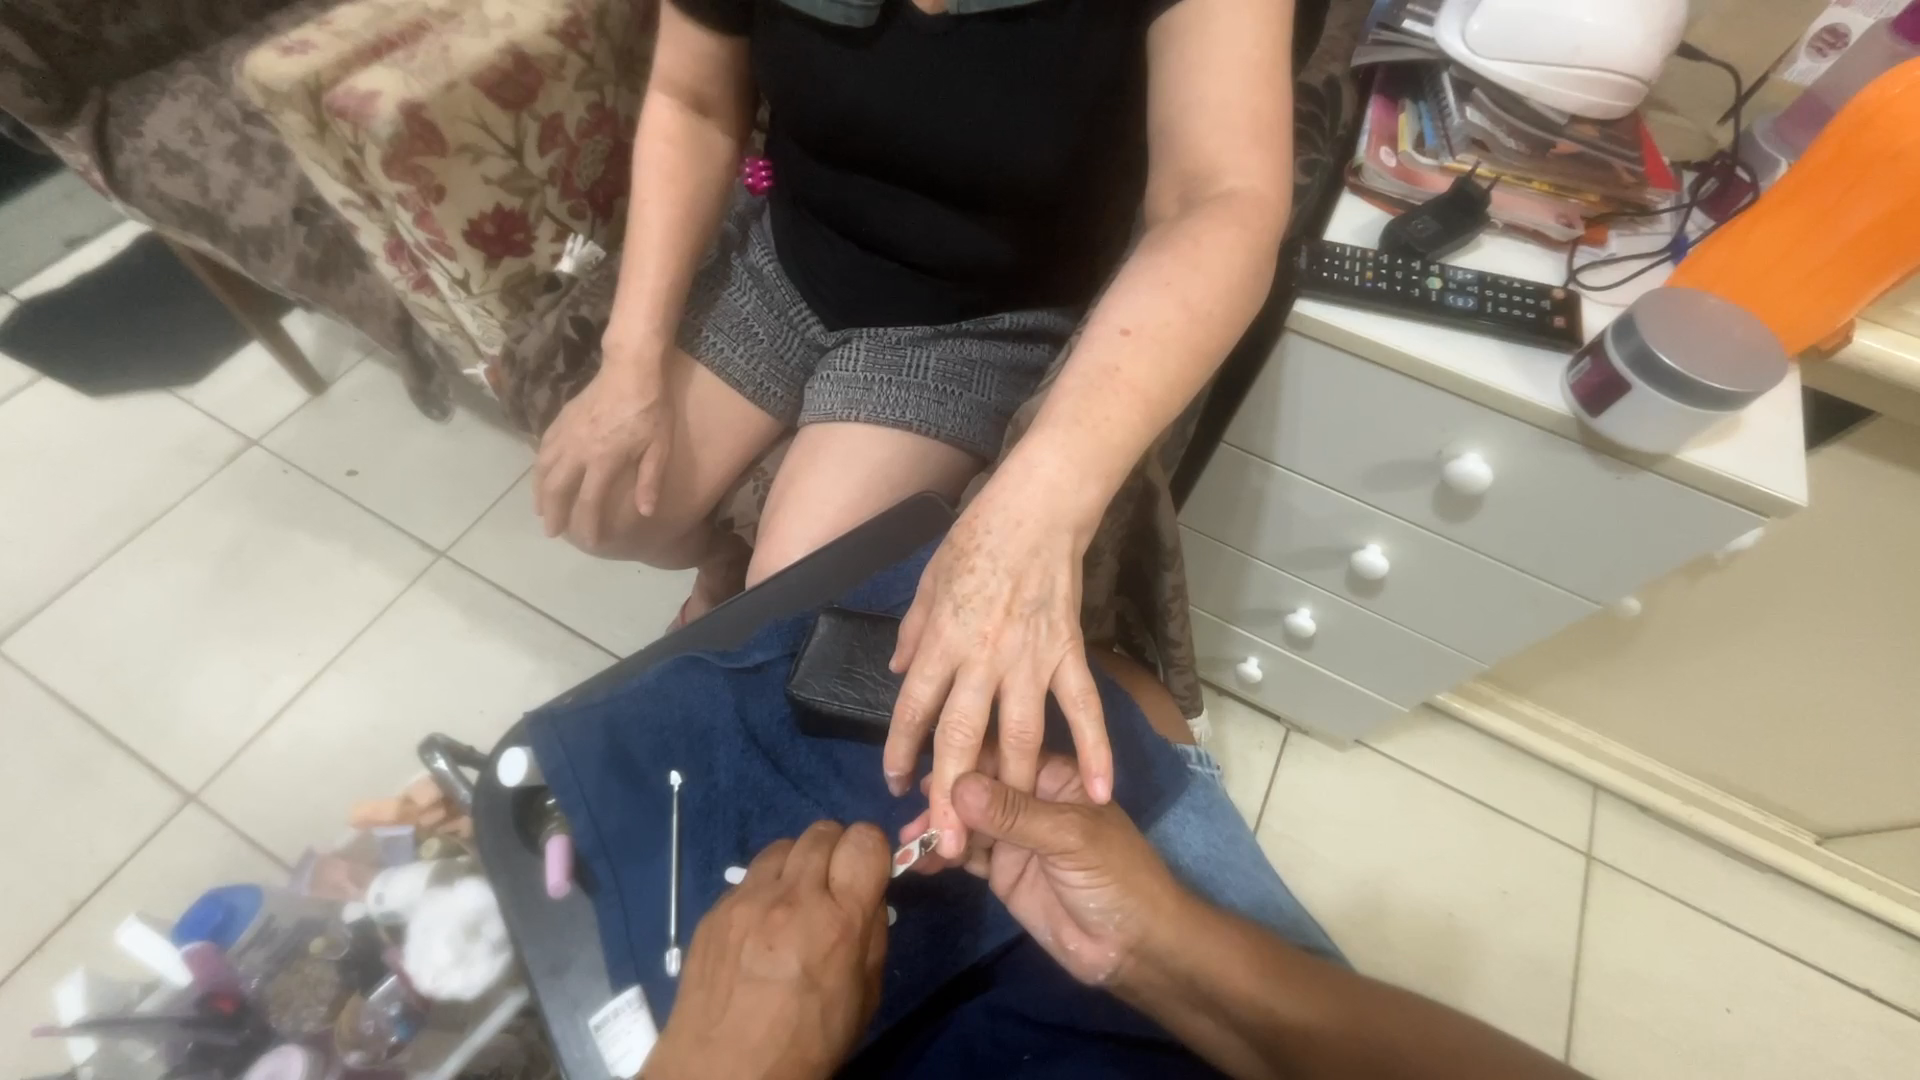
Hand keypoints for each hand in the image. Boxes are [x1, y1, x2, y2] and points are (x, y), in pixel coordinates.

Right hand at [533, 344, 672, 546]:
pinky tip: (541, 476)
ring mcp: (566, 434)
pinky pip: (542, 450)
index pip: (590, 502)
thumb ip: (649, 480)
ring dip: (540, 494)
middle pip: (556, 489)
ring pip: (543, 470)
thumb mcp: (659, 447)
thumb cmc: (651, 409)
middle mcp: (578, 450)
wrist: (630, 369)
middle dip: (553, 514)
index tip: (589, 542)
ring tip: (541, 511)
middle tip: (552, 532)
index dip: (588, 525)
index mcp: (604, 460)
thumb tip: (645, 512)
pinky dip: (538, 469)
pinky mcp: (560, 420)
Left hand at [645, 822, 890, 1079]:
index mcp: (840, 920)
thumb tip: (867, 893)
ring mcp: (749, 899)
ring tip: (793, 900)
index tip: (866, 871)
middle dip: (836, 850)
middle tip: (832, 885)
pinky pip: (749, 878)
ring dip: (797, 864)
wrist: (722, 1079)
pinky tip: (759, 927)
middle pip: (824, 830)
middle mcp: (794, 897)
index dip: (871, 849)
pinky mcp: (716, 910)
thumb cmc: (808, 1046)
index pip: (865, 839)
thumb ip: (872, 931)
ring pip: (784, 845)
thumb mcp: (865, 994)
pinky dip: (762, 891)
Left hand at [885, 486, 1112, 859]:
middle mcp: (981, 658)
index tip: (896, 785)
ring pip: (1017, 736)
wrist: (1034, 512)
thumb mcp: (928, 582)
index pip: (915, 707)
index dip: (901, 750)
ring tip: (1000, 839)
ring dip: (1007, 789)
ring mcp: (1029, 659)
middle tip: (942, 846)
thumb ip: (913, 632)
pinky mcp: (1068, 654)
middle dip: (949, 794)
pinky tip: (1102, 791)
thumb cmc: (975, 540)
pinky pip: (1083, 707)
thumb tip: (899, 671)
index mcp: (942, 639)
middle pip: (960, 736)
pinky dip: (1094, 748)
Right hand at [902, 758, 1185, 986]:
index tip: (929, 770)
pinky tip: (918, 861)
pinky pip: (965, 856)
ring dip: (937, 829)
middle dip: (943, 797)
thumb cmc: (1116, 876)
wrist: (1136, 948)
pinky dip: (942, 857)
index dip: (964, 761)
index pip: (1000, 755)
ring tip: (907, 839)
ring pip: (965, 822)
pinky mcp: (1001, 870)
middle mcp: (1026, 797)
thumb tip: (956, 786)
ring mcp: (1012, 835)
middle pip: (976, 788)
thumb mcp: (1068, 838)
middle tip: (909, 807)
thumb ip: (1013, 814)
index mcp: (1051, 774)